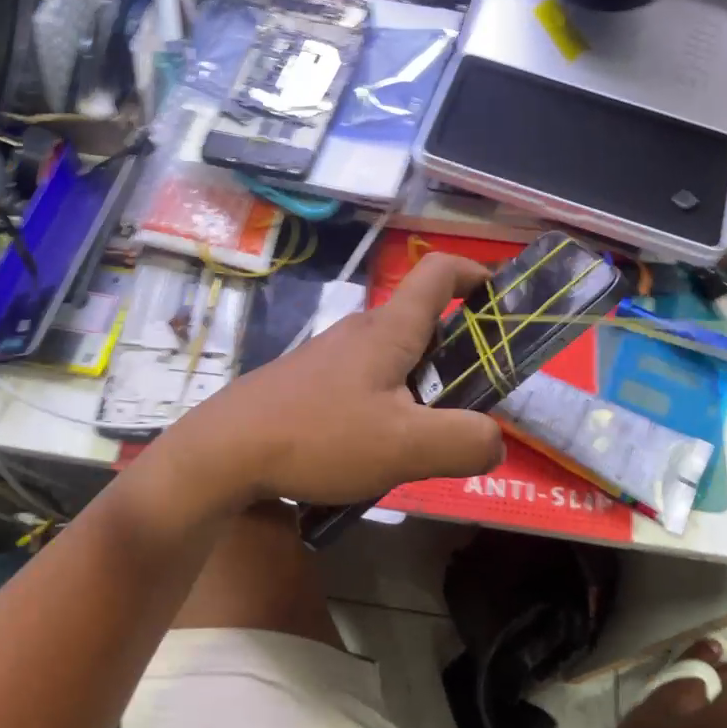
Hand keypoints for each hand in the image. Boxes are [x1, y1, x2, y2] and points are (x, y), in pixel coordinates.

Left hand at [161, 253, 506, 508]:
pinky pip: (362, 385)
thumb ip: (465, 441)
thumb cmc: (321, 436)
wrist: (225, 451)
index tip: (501, 299)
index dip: (476, 273)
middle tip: (467, 409)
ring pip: (392, 361)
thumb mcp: (407, 447)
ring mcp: (328, 357)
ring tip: (419, 446)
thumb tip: (494, 440)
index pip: (439, 272)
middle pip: (421, 325)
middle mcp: (359, 331)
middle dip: (456, 357)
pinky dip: (384, 409)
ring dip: (419, 392)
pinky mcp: (307, 384)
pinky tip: (372, 456)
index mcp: (389, 329)